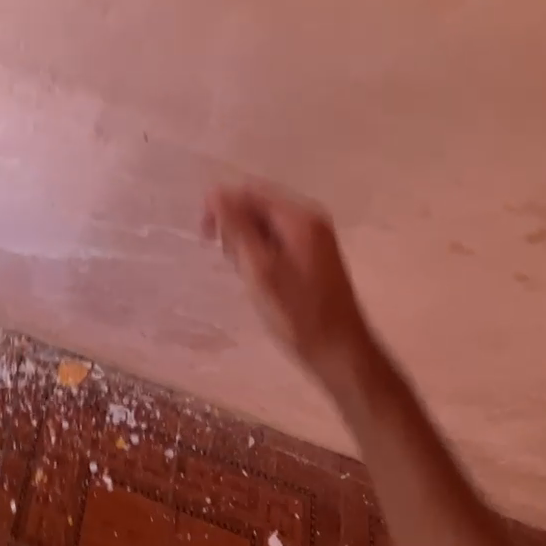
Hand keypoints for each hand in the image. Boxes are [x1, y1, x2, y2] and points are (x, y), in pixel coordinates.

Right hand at [202, 185, 376, 385]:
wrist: (340, 353)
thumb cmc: (297, 313)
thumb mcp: (259, 267)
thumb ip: (236, 226)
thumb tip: (214, 191)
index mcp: (299, 216)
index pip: (249, 191)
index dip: (221, 206)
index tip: (205, 234)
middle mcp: (308, 218)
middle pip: (256, 204)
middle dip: (234, 227)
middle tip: (230, 259)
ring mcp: (312, 236)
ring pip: (262, 223)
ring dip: (245, 241)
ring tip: (245, 272)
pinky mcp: (311, 254)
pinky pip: (275, 238)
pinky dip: (259, 252)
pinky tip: (258, 276)